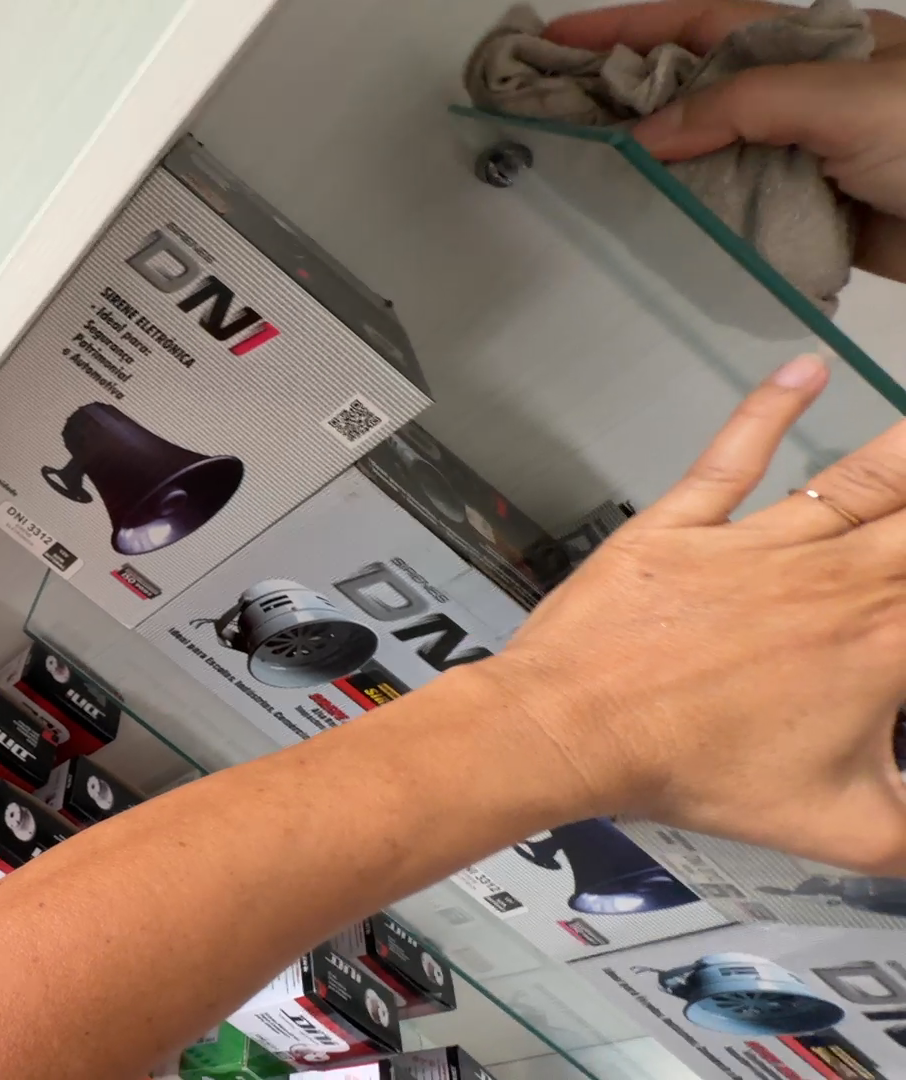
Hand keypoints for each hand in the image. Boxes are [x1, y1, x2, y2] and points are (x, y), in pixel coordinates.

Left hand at [484, 354, 905, 873]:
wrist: (565, 729)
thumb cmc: (691, 774)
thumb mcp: (850, 825)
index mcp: (896, 642)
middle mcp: (839, 578)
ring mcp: (748, 545)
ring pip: (865, 479)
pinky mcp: (670, 530)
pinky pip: (728, 460)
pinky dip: (765, 412)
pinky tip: (801, 369)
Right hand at [545, 0, 905, 282]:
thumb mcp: (858, 98)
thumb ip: (748, 105)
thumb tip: (643, 137)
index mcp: (814, 49)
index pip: (701, 24)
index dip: (625, 26)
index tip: (554, 39)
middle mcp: (787, 98)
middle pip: (675, 85)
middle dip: (605, 90)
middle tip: (536, 108)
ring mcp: (776, 155)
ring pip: (677, 148)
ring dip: (619, 155)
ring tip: (558, 164)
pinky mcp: (771, 210)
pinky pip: (695, 203)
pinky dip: (651, 207)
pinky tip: (614, 214)